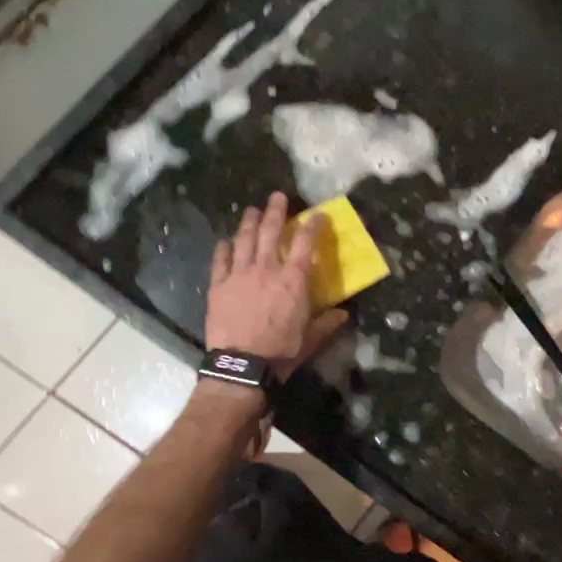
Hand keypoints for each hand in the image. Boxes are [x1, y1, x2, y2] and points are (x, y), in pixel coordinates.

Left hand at [206, 192, 347, 377]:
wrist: (241, 364)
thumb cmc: (281, 351)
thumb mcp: (311, 339)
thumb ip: (326, 323)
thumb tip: (343, 314)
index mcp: (294, 280)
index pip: (307, 244)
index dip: (313, 225)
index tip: (318, 214)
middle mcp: (267, 269)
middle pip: (272, 232)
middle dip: (277, 211)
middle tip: (278, 197)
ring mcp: (240, 274)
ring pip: (244, 240)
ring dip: (249, 222)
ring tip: (252, 210)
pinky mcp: (218, 285)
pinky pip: (220, 261)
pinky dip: (223, 249)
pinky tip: (225, 242)